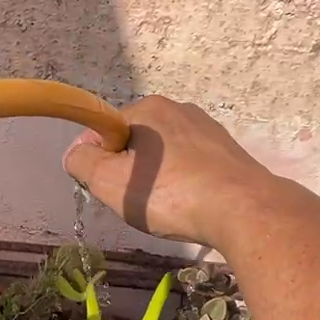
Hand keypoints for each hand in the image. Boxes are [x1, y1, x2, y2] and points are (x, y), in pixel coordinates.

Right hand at [63, 96, 287, 248]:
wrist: (244, 211)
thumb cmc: (169, 194)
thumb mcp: (107, 181)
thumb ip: (81, 161)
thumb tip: (76, 153)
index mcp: (147, 108)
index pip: (103, 130)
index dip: (95, 161)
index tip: (103, 189)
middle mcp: (178, 109)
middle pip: (132, 142)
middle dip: (125, 170)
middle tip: (132, 202)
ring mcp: (207, 129)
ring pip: (161, 156)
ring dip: (153, 179)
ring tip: (163, 207)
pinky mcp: (227, 152)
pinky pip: (188, 166)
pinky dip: (181, 184)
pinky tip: (187, 205)